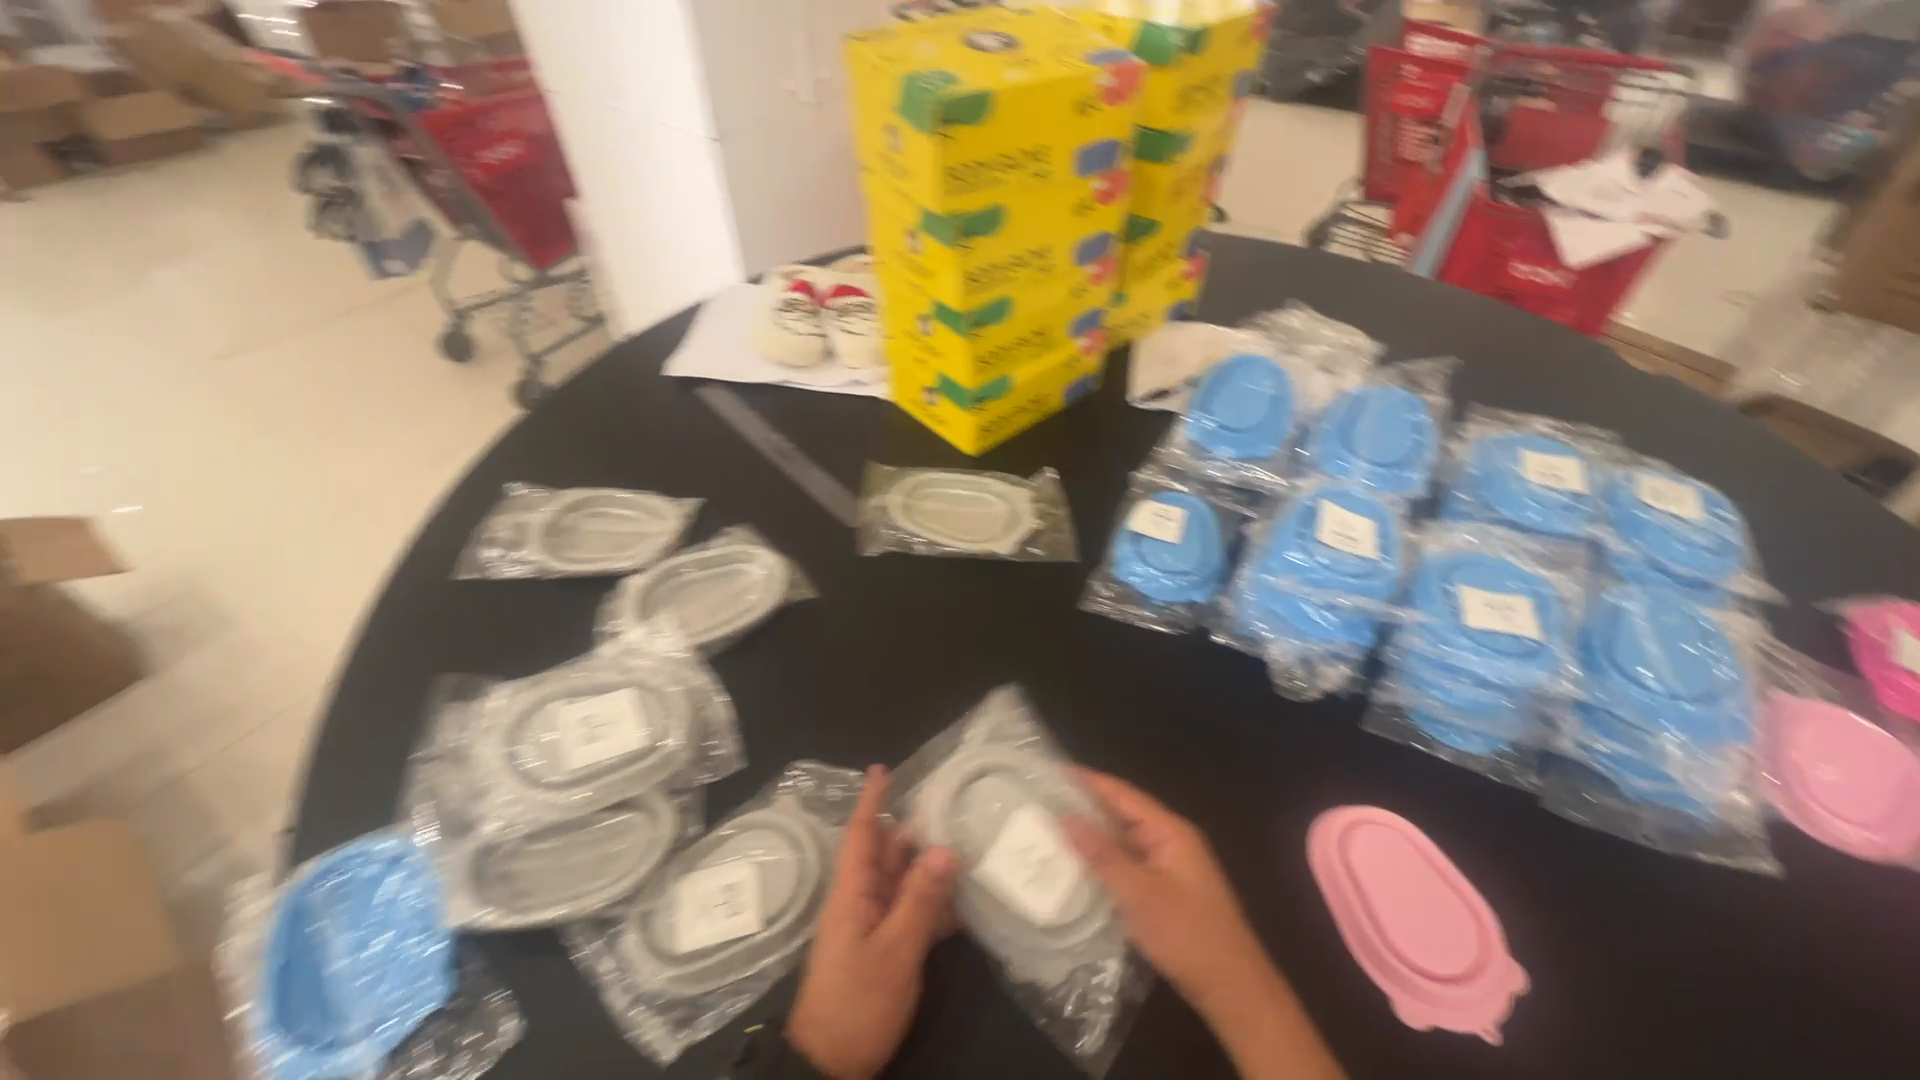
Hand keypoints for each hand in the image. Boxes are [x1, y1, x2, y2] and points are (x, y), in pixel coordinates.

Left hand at [788, 765, 958, 1079]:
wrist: (832, 1063)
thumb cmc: (857, 1001)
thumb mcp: (894, 950)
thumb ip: (920, 900)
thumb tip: (945, 848)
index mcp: (852, 893)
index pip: (861, 834)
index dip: (872, 801)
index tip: (883, 768)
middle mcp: (861, 902)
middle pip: (888, 855)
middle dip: (916, 832)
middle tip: (953, 808)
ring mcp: (872, 927)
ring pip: (904, 884)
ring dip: (931, 869)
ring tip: (970, 846)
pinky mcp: (886, 951)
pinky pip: (911, 915)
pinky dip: (936, 906)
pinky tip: (968, 903)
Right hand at [1063, 769, 1345, 1079]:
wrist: (1232, 988)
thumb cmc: (1188, 935)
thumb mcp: (1139, 894)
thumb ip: (1103, 855)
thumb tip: (1067, 818)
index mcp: (1171, 832)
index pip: (1123, 795)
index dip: (1088, 781)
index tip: (1052, 772)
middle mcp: (1171, 841)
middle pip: (1123, 815)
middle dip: (1086, 808)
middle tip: (1043, 802)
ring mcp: (1170, 867)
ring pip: (1125, 842)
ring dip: (1093, 837)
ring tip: (1051, 830)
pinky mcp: (1166, 891)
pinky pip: (1129, 865)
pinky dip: (1104, 862)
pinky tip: (1078, 868)